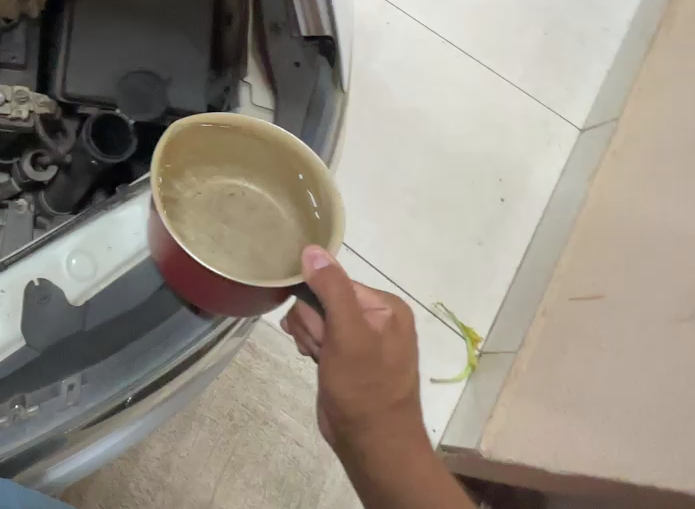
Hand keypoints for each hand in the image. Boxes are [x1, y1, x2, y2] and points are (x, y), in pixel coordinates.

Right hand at [281, 246, 429, 459]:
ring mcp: (359, 335)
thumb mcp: (348, 335)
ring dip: (309, 335)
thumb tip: (310, 249)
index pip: (333, 280)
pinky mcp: (345, 352)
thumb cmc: (365, 389)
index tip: (322, 330)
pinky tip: (312, 358)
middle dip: (313, 323)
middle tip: (323, 348)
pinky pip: (315, 331)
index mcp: (385, 306)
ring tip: (320, 358)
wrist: (372, 444)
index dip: (317, 303)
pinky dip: (309, 343)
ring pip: (312, 314)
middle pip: (319, 297)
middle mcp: (375, 316)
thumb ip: (331, 289)